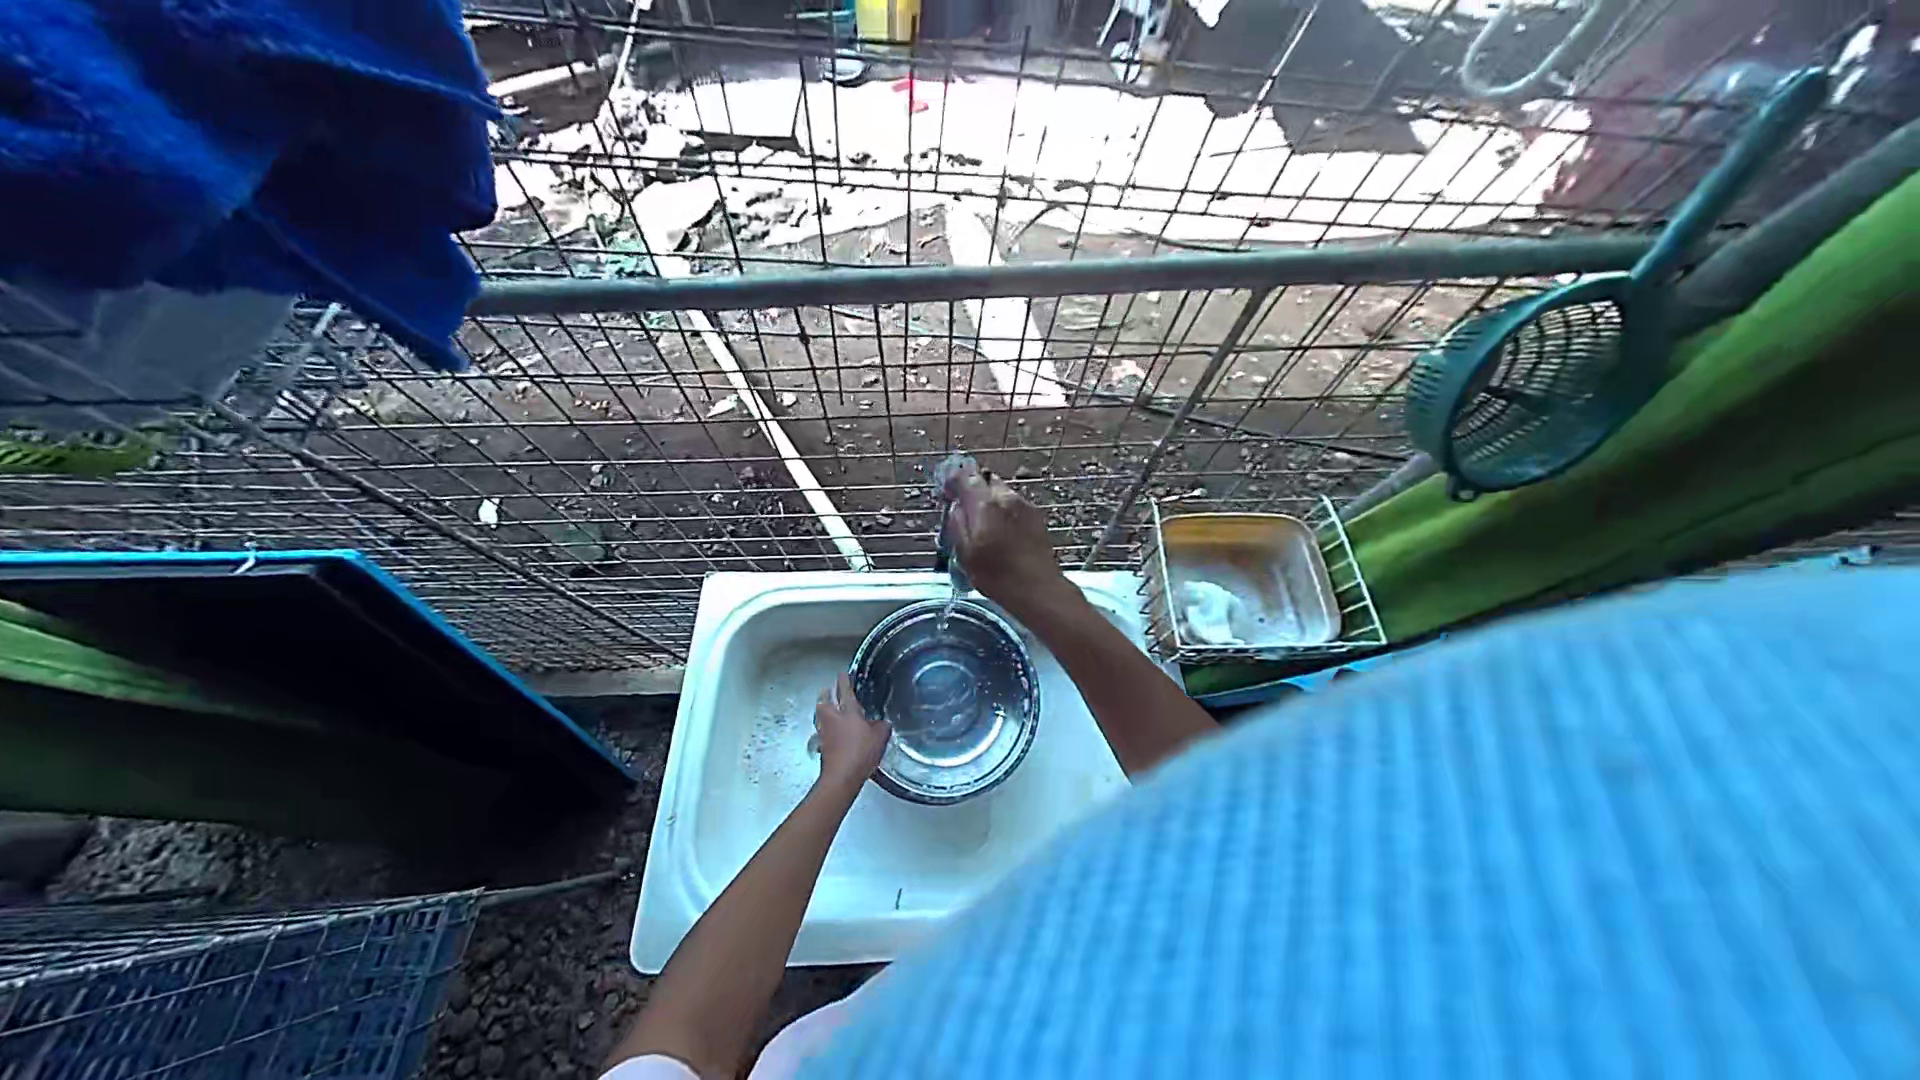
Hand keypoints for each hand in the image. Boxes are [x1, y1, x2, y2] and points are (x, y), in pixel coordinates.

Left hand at [815, 672, 888, 794]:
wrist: (841, 777)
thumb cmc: (860, 753)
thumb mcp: (880, 737)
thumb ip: (881, 726)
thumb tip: (882, 723)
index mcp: (848, 712)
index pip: (845, 691)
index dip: (844, 681)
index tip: (842, 673)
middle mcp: (832, 719)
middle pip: (824, 701)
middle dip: (826, 694)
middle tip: (827, 689)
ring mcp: (824, 733)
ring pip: (820, 715)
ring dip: (823, 710)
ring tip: (827, 708)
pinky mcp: (821, 746)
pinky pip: (821, 731)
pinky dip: (825, 727)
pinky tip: (830, 732)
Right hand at [944, 462, 1069, 616]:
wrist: (1037, 588)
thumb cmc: (996, 575)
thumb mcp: (964, 553)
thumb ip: (956, 524)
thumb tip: (955, 507)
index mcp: (985, 504)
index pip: (964, 477)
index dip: (952, 481)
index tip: (947, 494)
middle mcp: (1006, 497)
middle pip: (985, 481)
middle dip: (973, 491)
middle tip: (965, 511)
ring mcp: (1024, 505)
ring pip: (1001, 493)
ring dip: (989, 502)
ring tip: (984, 527)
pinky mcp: (1036, 517)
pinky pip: (1014, 505)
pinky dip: (1004, 512)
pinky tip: (1002, 534)